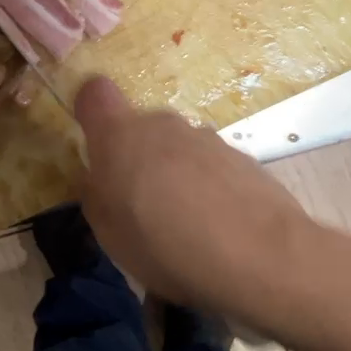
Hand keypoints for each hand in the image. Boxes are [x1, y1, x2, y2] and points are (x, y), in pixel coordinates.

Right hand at [74, 76, 331, 335]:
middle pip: (140, 128)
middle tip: (137, 203)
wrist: (260, 257)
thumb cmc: (163, 241)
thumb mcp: (107, 231)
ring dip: (173, 175)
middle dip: (135, 157)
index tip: (92, 141)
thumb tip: (97, 177)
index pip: (94, 94)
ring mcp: (208, 139)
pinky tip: (216, 230)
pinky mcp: (244, 160)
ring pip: (177, 149)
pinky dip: (208, 190)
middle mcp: (163, 125)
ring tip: (182, 226)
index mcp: (119, 134)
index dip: (90, 111)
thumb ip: (95, 194)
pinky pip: (211, 169)